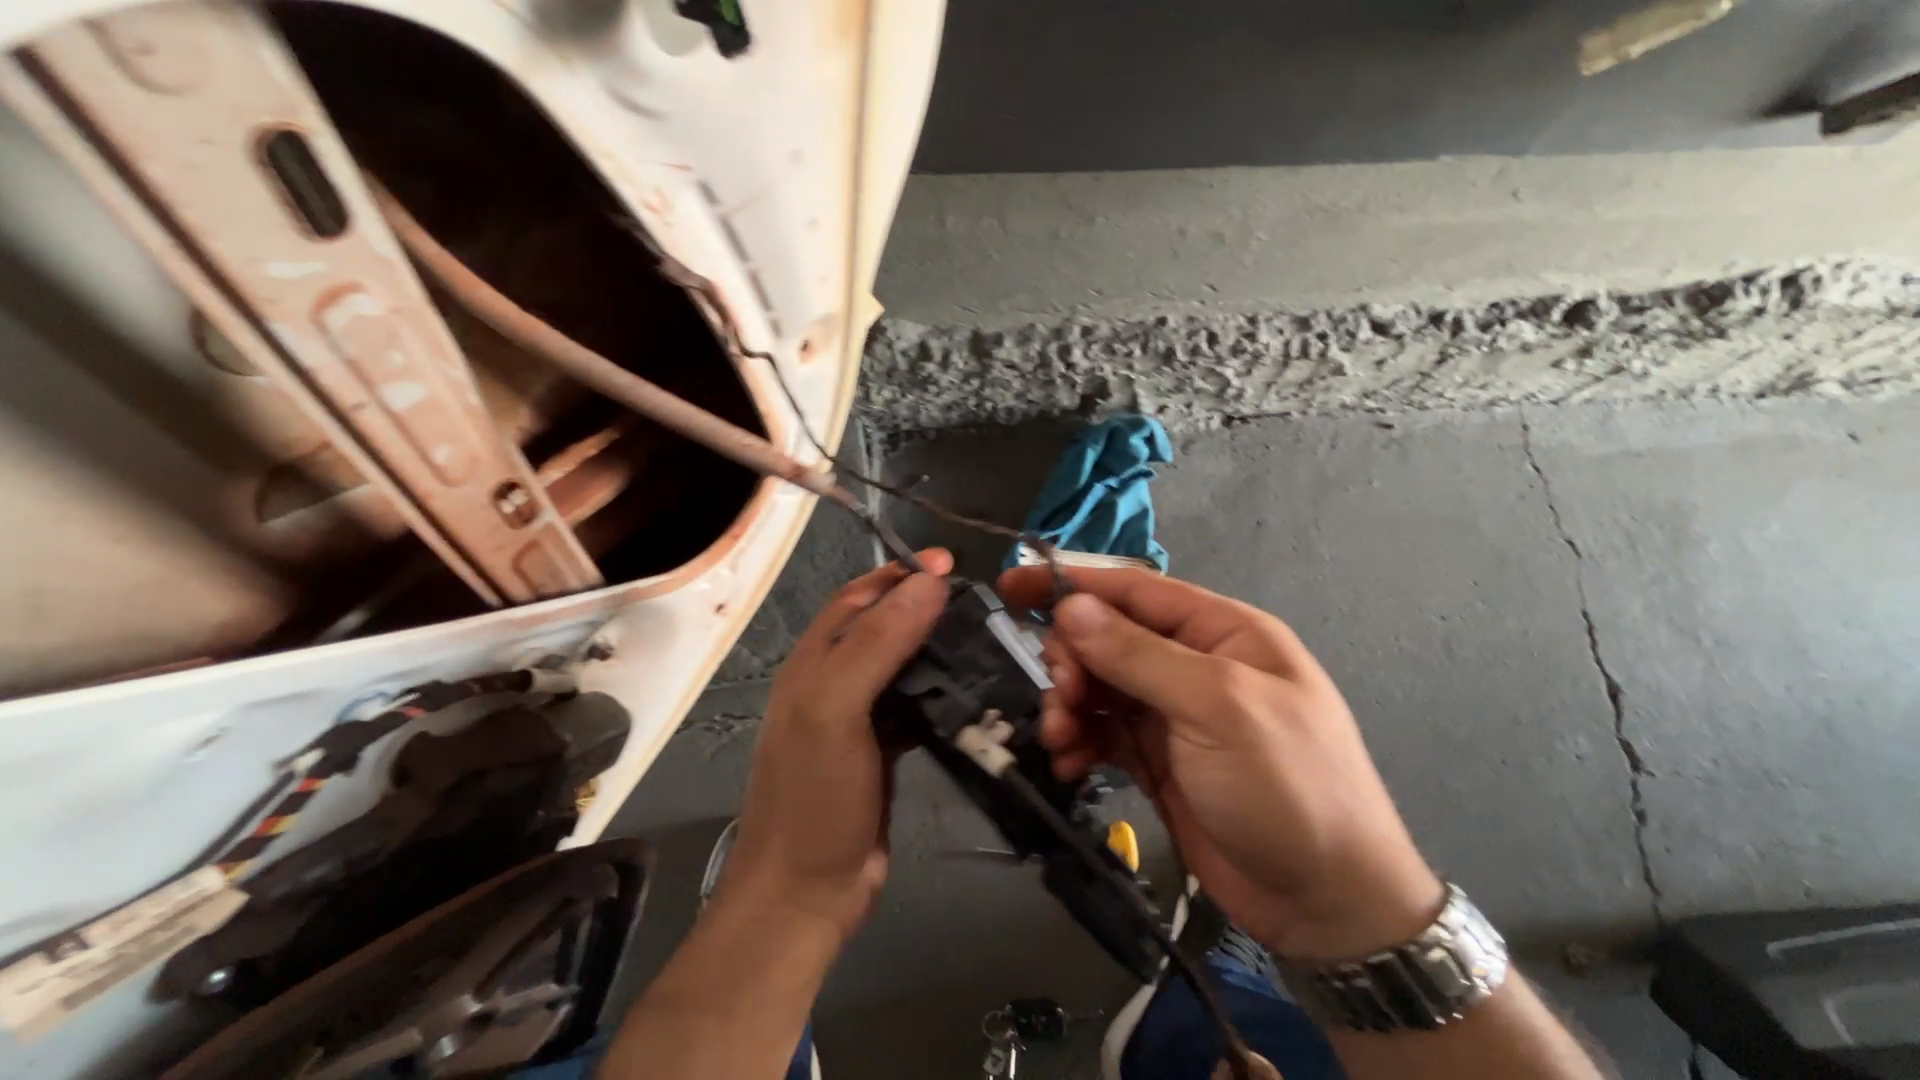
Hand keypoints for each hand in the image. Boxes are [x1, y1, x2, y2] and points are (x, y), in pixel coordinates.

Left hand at [724, 549, 953, 938]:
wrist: (807, 891)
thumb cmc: (815, 796)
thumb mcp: (836, 710)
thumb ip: (877, 643)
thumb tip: (929, 583)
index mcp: (811, 665)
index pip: (856, 599)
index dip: (899, 576)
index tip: (954, 563)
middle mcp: (831, 685)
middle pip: (881, 630)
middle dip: (923, 608)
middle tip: (980, 603)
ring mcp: (857, 723)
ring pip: (901, 670)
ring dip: (937, 652)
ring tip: (987, 640)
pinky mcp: (882, 755)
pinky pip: (914, 711)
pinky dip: (941, 697)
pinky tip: (974, 694)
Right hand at [998, 566, 1442, 960]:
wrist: (1327, 899)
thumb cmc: (1285, 786)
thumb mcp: (1215, 707)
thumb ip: (1139, 654)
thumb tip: (1073, 608)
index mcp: (1222, 632)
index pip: (1135, 590)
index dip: (1072, 585)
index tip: (1011, 587)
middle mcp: (1195, 665)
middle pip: (1109, 639)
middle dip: (1072, 659)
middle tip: (1061, 697)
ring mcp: (1175, 716)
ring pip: (1100, 687)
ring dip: (1070, 706)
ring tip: (1062, 740)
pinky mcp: (1159, 762)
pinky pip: (1104, 734)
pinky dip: (1080, 743)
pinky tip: (1070, 766)